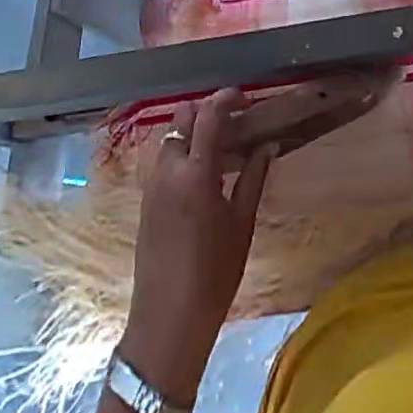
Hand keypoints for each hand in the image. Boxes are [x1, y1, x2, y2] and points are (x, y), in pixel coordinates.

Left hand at [119, 89, 275, 406]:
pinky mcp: (145, 198)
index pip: (208, 116)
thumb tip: (268, 144)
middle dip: (206, 110)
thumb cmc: (215, 272)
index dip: (225, 98)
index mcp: (196, 172)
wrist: (168, 316)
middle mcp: (169, 169)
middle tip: (232, 120)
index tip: (243, 96)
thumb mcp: (242, 223)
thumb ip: (254, 177)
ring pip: (170, 138)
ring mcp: (152, 183)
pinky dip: (180, 152)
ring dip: (191, 131)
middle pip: (182, 119)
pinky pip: (162, 160)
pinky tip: (200, 170)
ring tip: (219, 145)